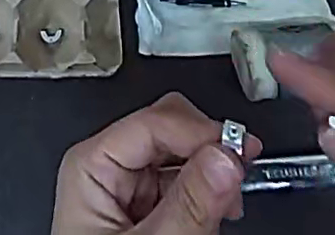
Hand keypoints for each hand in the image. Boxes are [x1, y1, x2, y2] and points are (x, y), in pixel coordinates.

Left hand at [52, 92, 262, 234]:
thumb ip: (190, 207)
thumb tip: (225, 157)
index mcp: (93, 165)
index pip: (154, 123)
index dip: (201, 131)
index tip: (241, 152)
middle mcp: (108, 166)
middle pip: (168, 128)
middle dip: (207, 148)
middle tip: (241, 172)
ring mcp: (127, 187)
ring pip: (180, 153)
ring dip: (211, 171)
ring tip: (230, 202)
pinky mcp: (145, 208)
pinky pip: (181, 181)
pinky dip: (205, 191)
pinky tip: (217, 211)